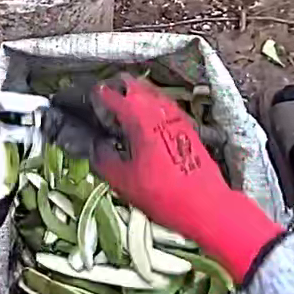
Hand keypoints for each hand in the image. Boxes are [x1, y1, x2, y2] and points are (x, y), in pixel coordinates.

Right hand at [42, 73, 284, 280]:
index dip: (95, 95)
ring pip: (150, 93)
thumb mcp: (122, 180)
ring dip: (133, 95)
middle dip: (115, 88)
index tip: (84, 99)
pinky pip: (163, 106)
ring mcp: (176, 116)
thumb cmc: (163, 194)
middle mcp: (159, 110)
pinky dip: (149, 107)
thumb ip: (104, 158)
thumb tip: (96, 145)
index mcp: (139, 117)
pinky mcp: (187, 126)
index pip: (111, 94)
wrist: (208, 208)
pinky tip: (143, 123)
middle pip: (133, 85)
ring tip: (120, 109)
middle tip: (100, 100)